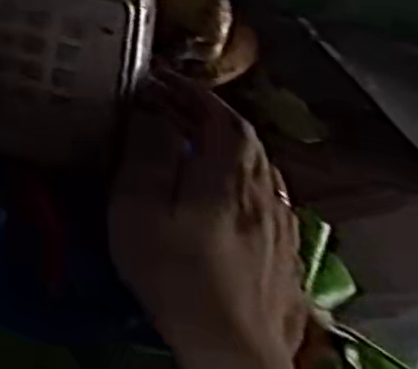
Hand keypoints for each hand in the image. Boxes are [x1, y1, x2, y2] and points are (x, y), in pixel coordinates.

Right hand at [109, 72, 306, 368]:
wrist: (226, 342)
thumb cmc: (168, 264)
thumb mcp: (139, 202)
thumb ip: (148, 152)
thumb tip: (151, 111)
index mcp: (229, 179)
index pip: (223, 121)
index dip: (193, 92)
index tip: (157, 76)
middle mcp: (264, 197)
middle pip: (245, 143)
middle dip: (205, 113)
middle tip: (162, 99)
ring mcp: (278, 227)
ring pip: (256, 169)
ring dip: (220, 142)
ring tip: (181, 134)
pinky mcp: (279, 250)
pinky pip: (259, 194)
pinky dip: (232, 171)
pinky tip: (210, 183)